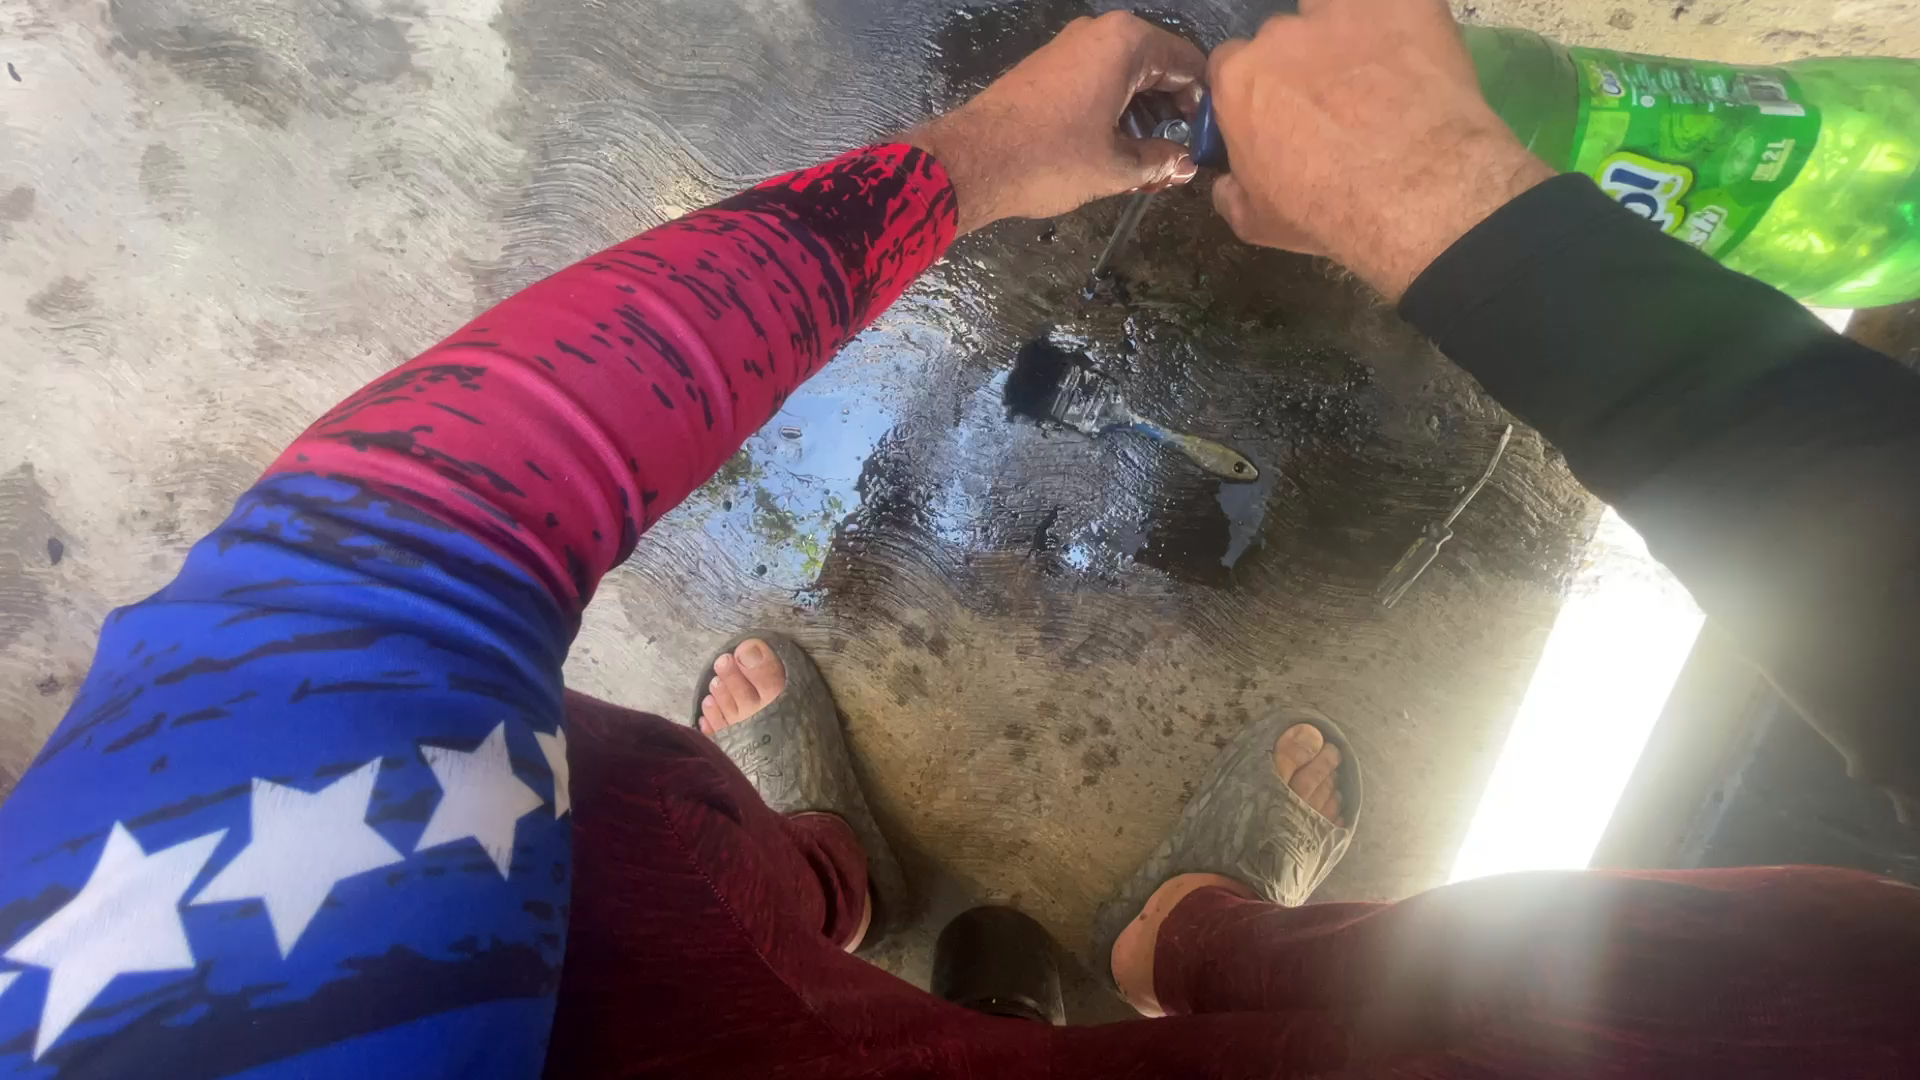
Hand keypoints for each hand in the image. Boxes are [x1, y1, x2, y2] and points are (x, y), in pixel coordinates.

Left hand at [907, 12, 1205, 232]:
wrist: (975, 163)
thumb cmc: (1051, 161)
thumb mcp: (1115, 167)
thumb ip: (1158, 161)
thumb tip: (1185, 165)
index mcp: (1126, 42)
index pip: (1187, 61)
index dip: (1203, 102)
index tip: (1208, 137)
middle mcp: (1099, 32)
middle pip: (1155, 65)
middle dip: (1171, 110)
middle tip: (1179, 153)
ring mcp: (1069, 48)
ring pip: (1123, 76)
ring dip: (1141, 115)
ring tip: (1147, 159)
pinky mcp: (1047, 70)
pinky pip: (1095, 82)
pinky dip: (1112, 110)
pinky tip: (1113, 147)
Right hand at [1207, 0, 1555, 298]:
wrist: (1409, 188)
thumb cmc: (1318, 210)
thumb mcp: (1252, 221)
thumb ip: (1228, 191)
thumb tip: (1228, 181)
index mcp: (1237, 81)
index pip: (1226, 65)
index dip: (1245, 91)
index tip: (1261, 114)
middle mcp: (1281, 35)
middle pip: (1278, 38)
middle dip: (1291, 66)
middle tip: (1318, 105)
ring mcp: (1342, 10)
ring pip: (1330, 12)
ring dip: (1337, 37)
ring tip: (1362, 76)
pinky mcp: (1402, 1)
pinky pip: (1388, 5)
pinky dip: (1391, 24)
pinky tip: (1402, 59)